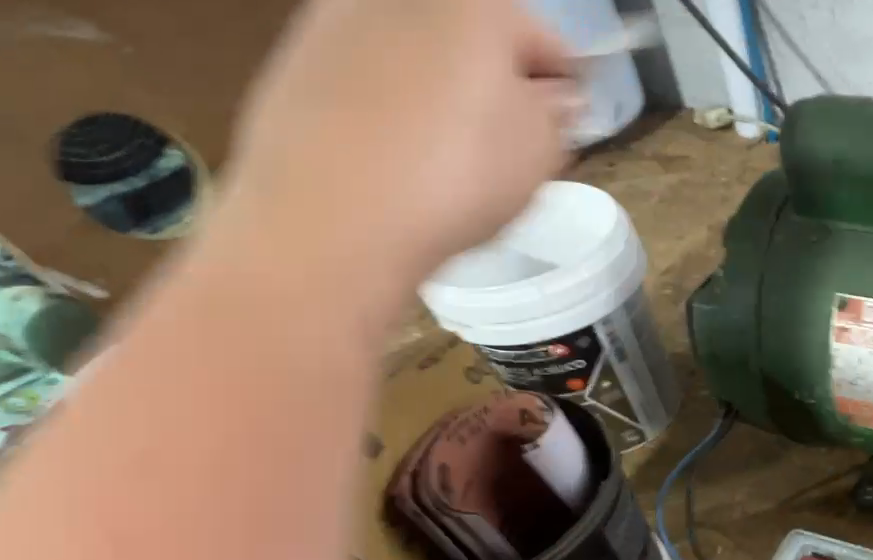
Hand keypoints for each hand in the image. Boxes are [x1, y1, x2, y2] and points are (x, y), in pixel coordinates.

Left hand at [215, 0, 578, 294]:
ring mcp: (340, 17)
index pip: (548, 41)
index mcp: (477, 6)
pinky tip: (401, 160)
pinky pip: (373, 78)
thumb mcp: (541, 151)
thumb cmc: (458, 178)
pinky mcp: (296, 56)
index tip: (568, 132)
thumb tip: (551, 96)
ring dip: (446, 95)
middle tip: (513, 149)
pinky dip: (395, 108)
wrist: (331, 216)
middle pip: (477, 40)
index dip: (566, 90)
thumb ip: (557, 112)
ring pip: (422, 56)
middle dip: (500, 86)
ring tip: (452, 159)